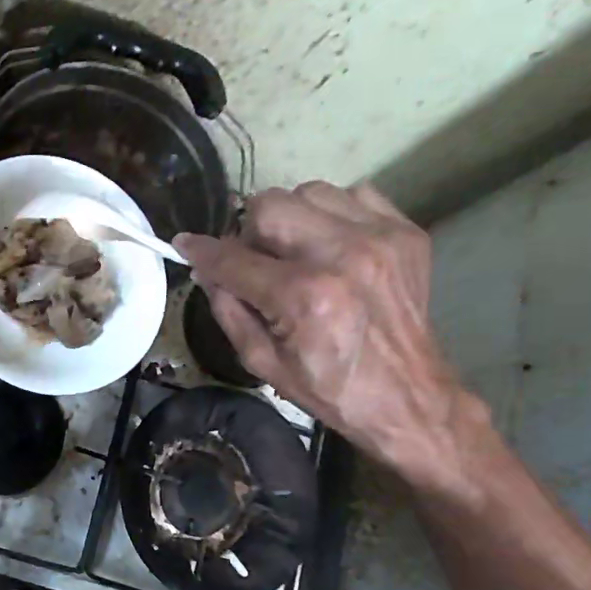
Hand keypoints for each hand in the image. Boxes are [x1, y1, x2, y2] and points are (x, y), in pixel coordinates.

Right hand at [173, 182, 478, 481]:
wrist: (406, 397)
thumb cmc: (328, 388)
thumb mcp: (260, 360)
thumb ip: (228, 309)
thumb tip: (207, 271)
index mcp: (304, 296)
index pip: (234, 258)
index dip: (201, 251)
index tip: (184, 244)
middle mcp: (343, 255)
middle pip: (269, 205)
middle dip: (248, 232)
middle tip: (254, 261)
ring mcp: (379, 238)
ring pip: (309, 192)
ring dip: (290, 219)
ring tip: (294, 252)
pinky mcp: (405, 232)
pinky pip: (352, 195)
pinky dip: (330, 215)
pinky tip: (330, 246)